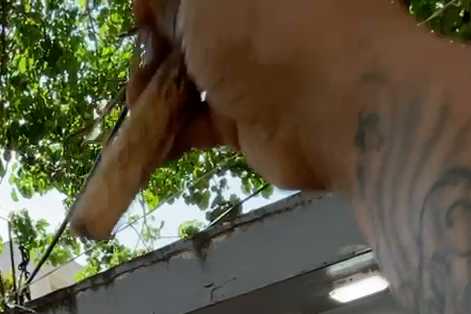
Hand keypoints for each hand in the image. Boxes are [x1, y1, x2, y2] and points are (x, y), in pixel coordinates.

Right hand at [134, 0, 425, 189]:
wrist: (332, 108)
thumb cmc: (271, 29)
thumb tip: (149, 5)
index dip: (157, 5)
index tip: (142, 21)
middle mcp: (259, 11)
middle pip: (185, 28)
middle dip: (152, 50)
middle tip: (140, 70)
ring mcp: (251, 63)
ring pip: (186, 76)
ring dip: (153, 96)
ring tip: (138, 111)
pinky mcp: (245, 113)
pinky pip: (196, 120)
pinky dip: (169, 133)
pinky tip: (147, 143)